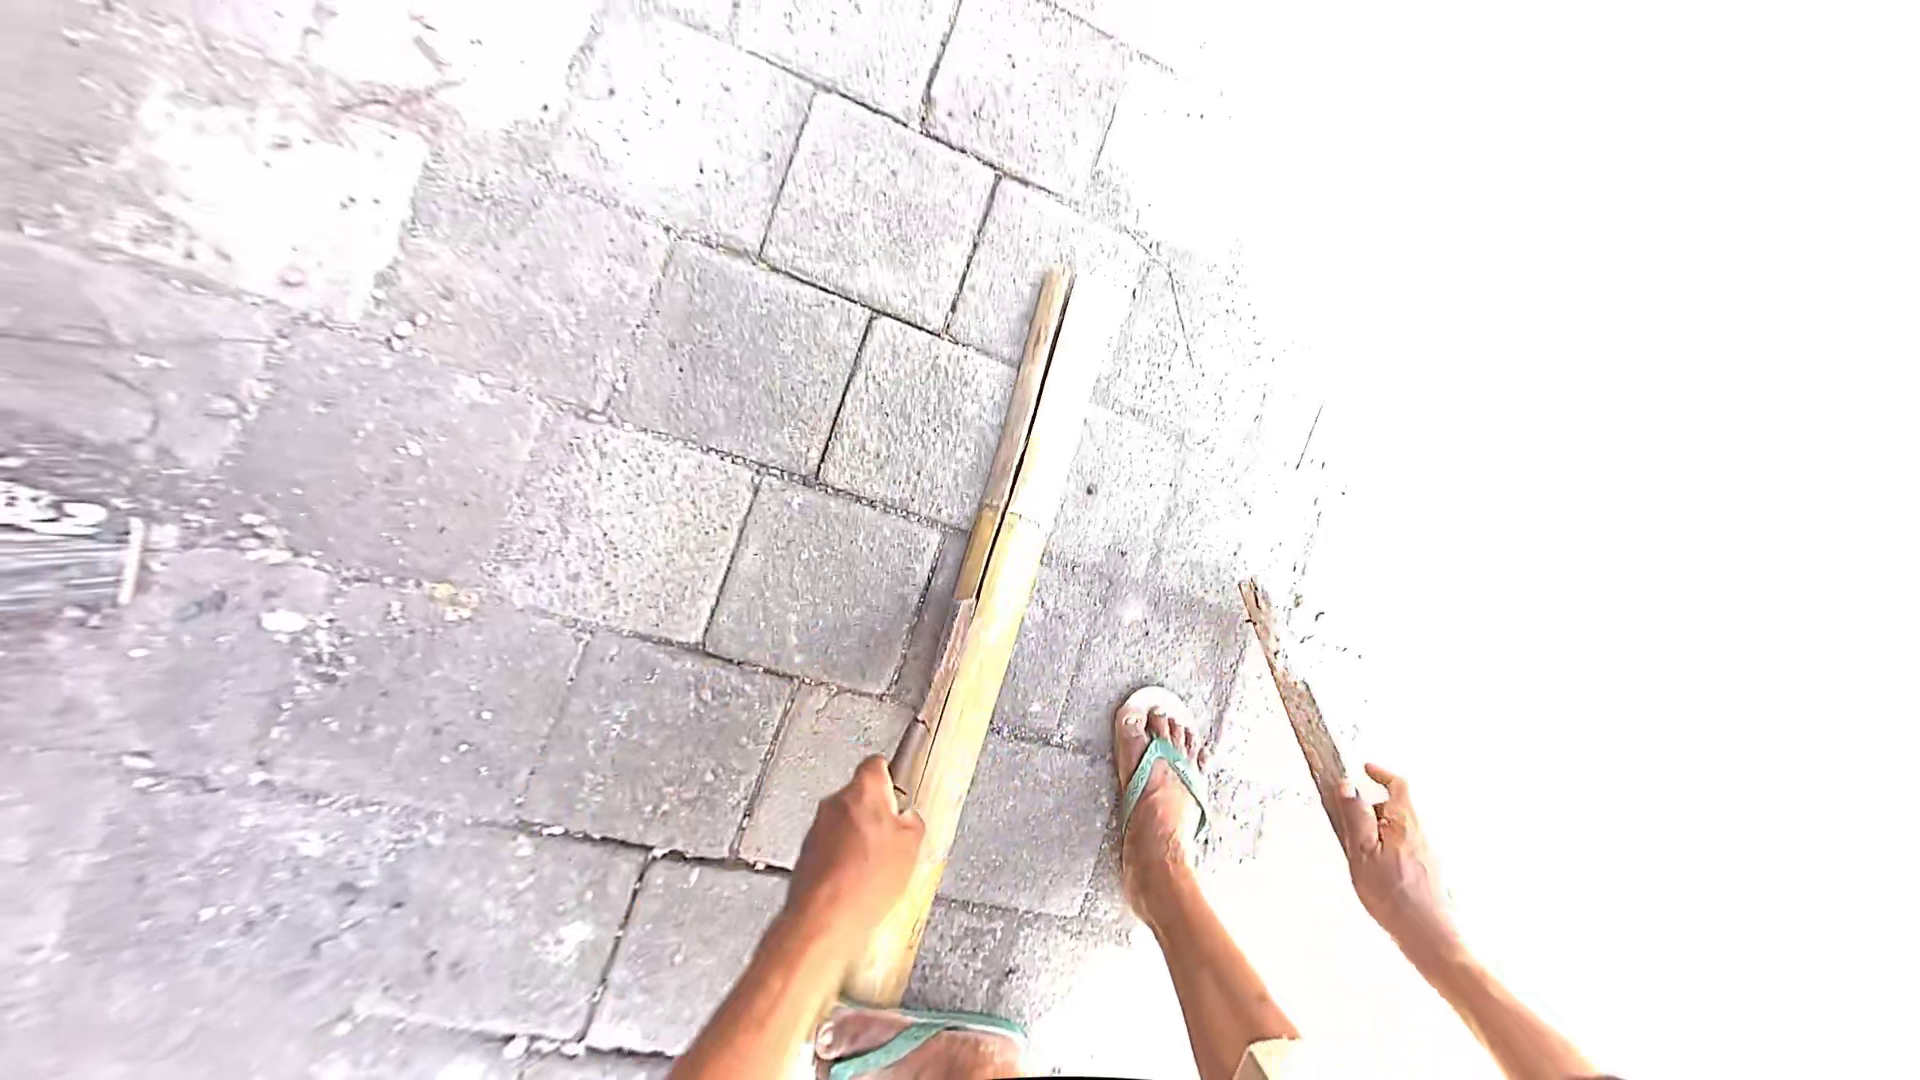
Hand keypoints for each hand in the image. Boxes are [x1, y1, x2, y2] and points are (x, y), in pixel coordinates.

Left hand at [785, 756, 925, 950]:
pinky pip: (831, 846)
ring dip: (859, 837)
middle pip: (861, 794)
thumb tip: (910, 820)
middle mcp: (836, 801)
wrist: (824, 920)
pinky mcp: (806, 852)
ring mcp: (818, 826)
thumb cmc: (865, 881)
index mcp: (864, 789)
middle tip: (893, 836)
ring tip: (876, 867)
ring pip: (845, 821)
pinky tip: (857, 881)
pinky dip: (843, 858)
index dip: (891, 777)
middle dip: (876, 813)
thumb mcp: (911, 847)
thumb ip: (913, 822)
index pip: (877, 764)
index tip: (899, 790)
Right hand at [1330, 763, 1460, 954]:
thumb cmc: (1393, 896)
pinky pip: (1401, 847)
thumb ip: (1355, 816)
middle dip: (1370, 806)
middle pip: (1396, 807)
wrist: (1429, 939)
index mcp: (1406, 824)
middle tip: (1347, 814)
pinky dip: (1383, 846)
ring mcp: (1425, 855)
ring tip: (1355, 846)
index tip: (1365, 769)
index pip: (1399, 786)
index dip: (1381, 774)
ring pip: (1397, 829)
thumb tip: (1347, 786)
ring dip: (1375, 828)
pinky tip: (1371, 867)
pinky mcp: (1425, 873)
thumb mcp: (1362, 851)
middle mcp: (1420, 835)